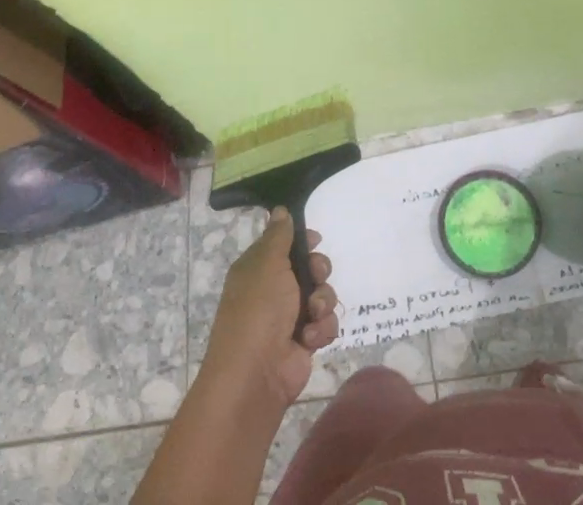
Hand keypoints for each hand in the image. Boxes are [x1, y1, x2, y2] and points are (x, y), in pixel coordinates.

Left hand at [199, 207, 338, 407]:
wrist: (256, 372)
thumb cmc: (258, 310)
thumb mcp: (268, 264)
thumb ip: (279, 237)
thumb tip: (280, 210)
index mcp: (258, 269)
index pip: (285, 245)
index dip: (303, 241)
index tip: (315, 240)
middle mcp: (274, 290)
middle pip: (310, 268)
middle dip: (319, 272)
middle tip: (315, 277)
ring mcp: (290, 317)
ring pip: (323, 296)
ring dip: (322, 304)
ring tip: (312, 316)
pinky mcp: (305, 340)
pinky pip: (325, 323)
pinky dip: (321, 329)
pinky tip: (309, 339)